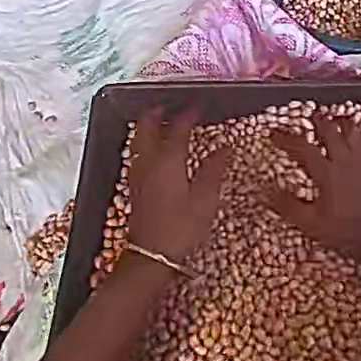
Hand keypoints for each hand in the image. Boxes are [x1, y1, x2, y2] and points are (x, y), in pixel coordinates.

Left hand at [125, 108, 233, 262]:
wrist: (151, 255)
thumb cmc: (181, 227)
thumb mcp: (205, 199)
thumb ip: (213, 170)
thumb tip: (225, 148)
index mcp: (168, 161)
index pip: (178, 129)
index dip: (188, 114)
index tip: (199, 106)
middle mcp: (149, 162)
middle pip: (146, 128)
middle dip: (156, 113)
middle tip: (168, 105)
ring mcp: (139, 174)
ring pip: (138, 140)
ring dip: (147, 126)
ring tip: (159, 121)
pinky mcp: (135, 187)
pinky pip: (137, 154)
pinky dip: (144, 143)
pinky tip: (153, 150)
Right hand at [270, 115, 360, 283]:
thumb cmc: (347, 232)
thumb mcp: (311, 224)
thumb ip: (288, 205)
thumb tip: (266, 191)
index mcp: (327, 173)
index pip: (303, 148)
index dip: (287, 139)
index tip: (275, 135)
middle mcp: (346, 163)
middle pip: (332, 133)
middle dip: (320, 122)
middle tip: (312, 115)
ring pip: (356, 136)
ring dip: (346, 126)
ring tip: (340, 119)